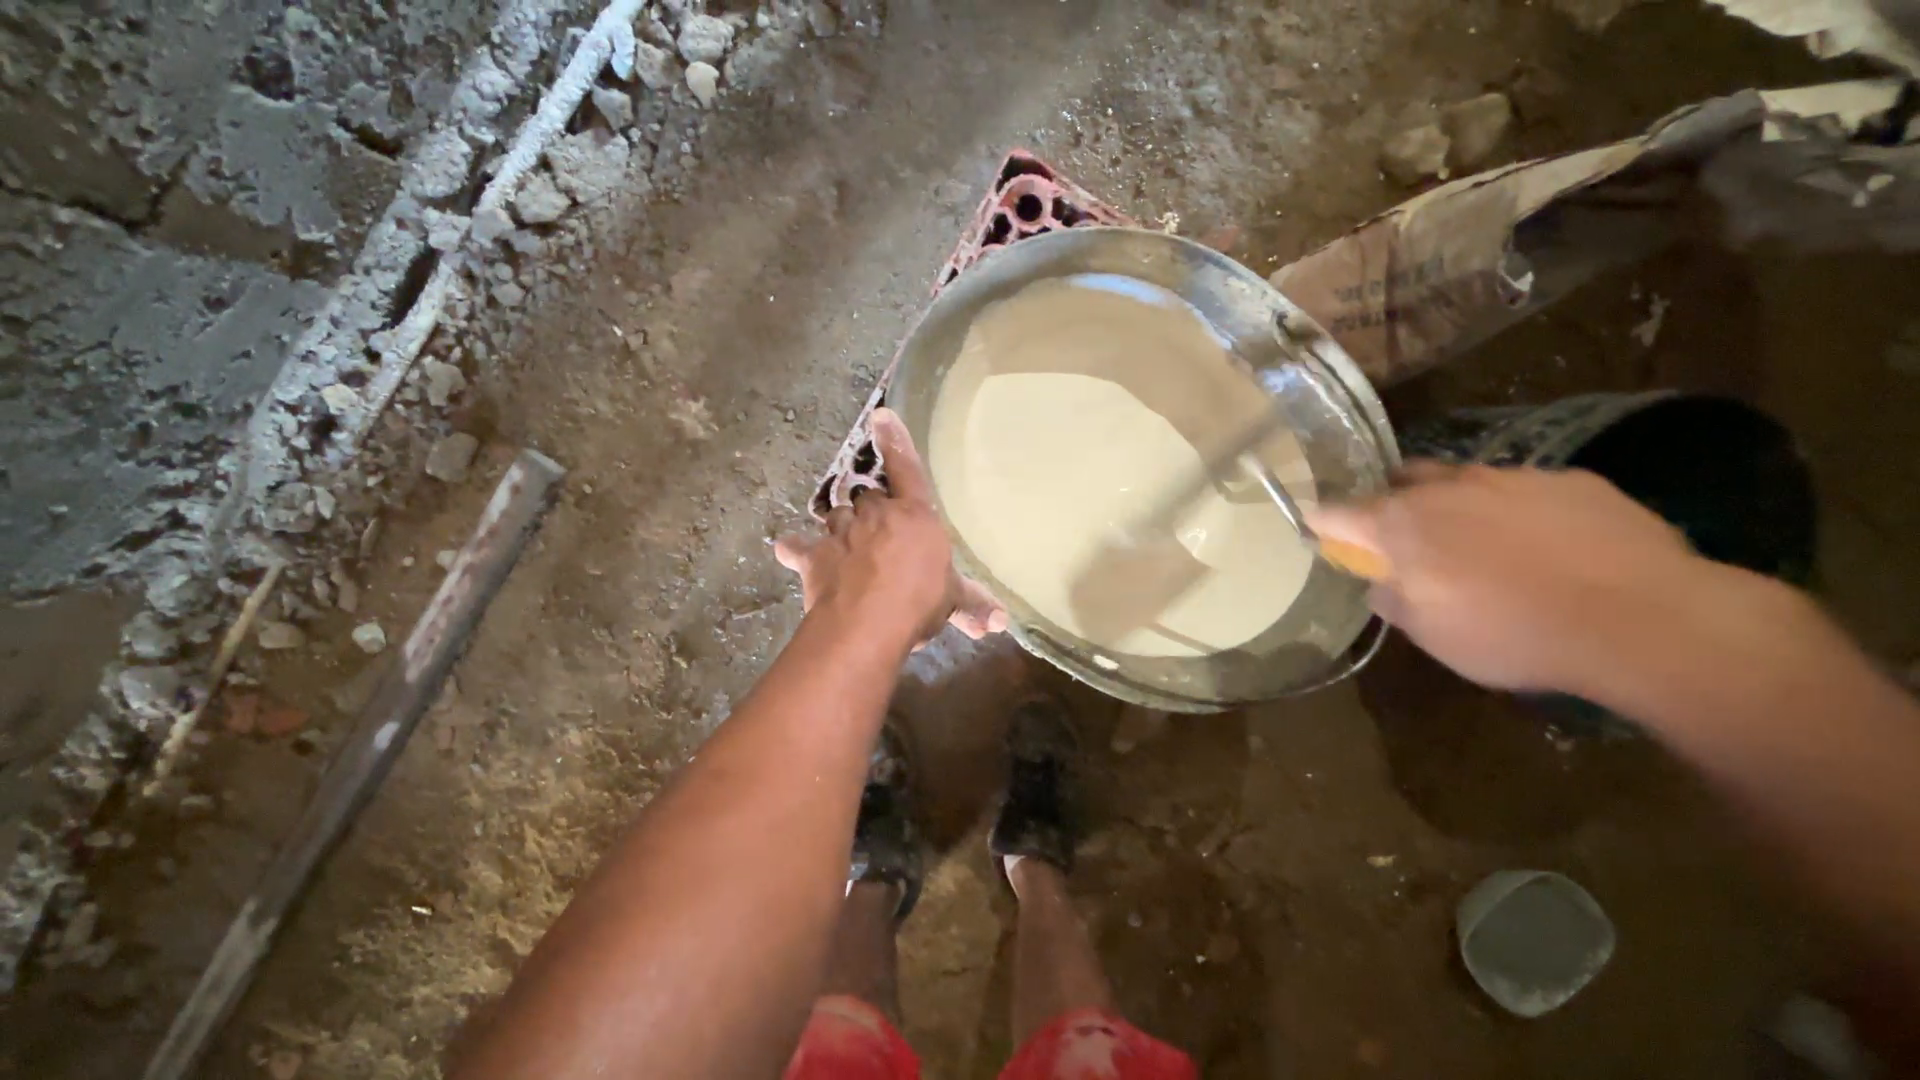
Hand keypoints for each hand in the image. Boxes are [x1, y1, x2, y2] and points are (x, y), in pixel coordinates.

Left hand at [775, 408, 1007, 645]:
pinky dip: (796, 549)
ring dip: (841, 526)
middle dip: (872, 509)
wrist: (867, 625)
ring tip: (846, 545)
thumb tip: (1001, 623)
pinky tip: (790, 550)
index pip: (907, 468)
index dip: (895, 440)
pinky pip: (798, 547)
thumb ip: (974, 605)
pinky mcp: (813, 556)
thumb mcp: (952, 602)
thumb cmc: (919, 602)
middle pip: (869, 497)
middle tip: (879, 532)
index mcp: (914, 515)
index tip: (881, 415)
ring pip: (837, 516)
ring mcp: (841, 533)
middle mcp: (875, 514)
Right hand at [1305, 463, 1706, 692]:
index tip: (1317, 529)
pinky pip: (1524, 490)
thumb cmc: (1514, 634)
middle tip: (1405, 540)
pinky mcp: (1571, 480)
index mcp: (1403, 525)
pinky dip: (1517, 512)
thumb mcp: (1434, 637)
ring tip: (1481, 544)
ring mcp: (1512, 477)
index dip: (1324, 522)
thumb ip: (1394, 601)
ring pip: (1464, 482)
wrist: (1639, 617)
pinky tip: (1546, 547)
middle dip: (1392, 505)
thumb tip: (1382, 582)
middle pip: (1400, 484)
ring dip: (1456, 506)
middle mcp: (1449, 488)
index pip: (1339, 514)